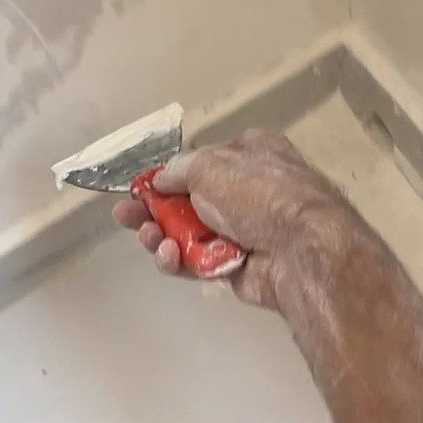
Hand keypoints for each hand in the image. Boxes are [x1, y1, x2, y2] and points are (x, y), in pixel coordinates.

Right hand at [111, 129, 368, 312]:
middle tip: (124, 217)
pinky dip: (178, 261)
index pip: (201, 163)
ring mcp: (241, 232)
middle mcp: (246, 192)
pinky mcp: (235, 267)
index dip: (169, 176)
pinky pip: (198, 263)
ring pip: (188, 235)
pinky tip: (166, 256)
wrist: (299, 249)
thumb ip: (179, 171)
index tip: (139, 188)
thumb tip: (160, 180)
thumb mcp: (211, 166)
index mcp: (248, 155)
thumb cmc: (257, 193)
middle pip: (188, 201)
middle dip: (153, 210)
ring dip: (160, 236)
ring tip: (146, 238)